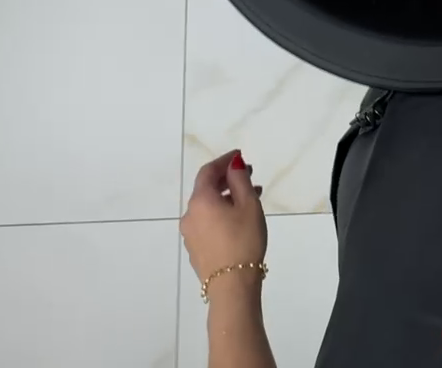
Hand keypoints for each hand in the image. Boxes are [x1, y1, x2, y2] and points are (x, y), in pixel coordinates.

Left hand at [181, 150, 266, 289]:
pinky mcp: (196, 249)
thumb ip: (239, 179)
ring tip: (251, 196)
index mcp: (201, 201)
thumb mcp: (248, 204)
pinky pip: (207, 221)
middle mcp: (189, 215)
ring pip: (208, 206)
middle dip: (227, 178)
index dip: (224, 160)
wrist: (232, 287)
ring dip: (227, 196)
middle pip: (206, 188)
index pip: (208, 171)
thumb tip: (233, 164)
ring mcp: (190, 234)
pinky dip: (221, 212)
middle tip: (249, 174)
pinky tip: (239, 218)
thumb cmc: (243, 239)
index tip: (241, 156)